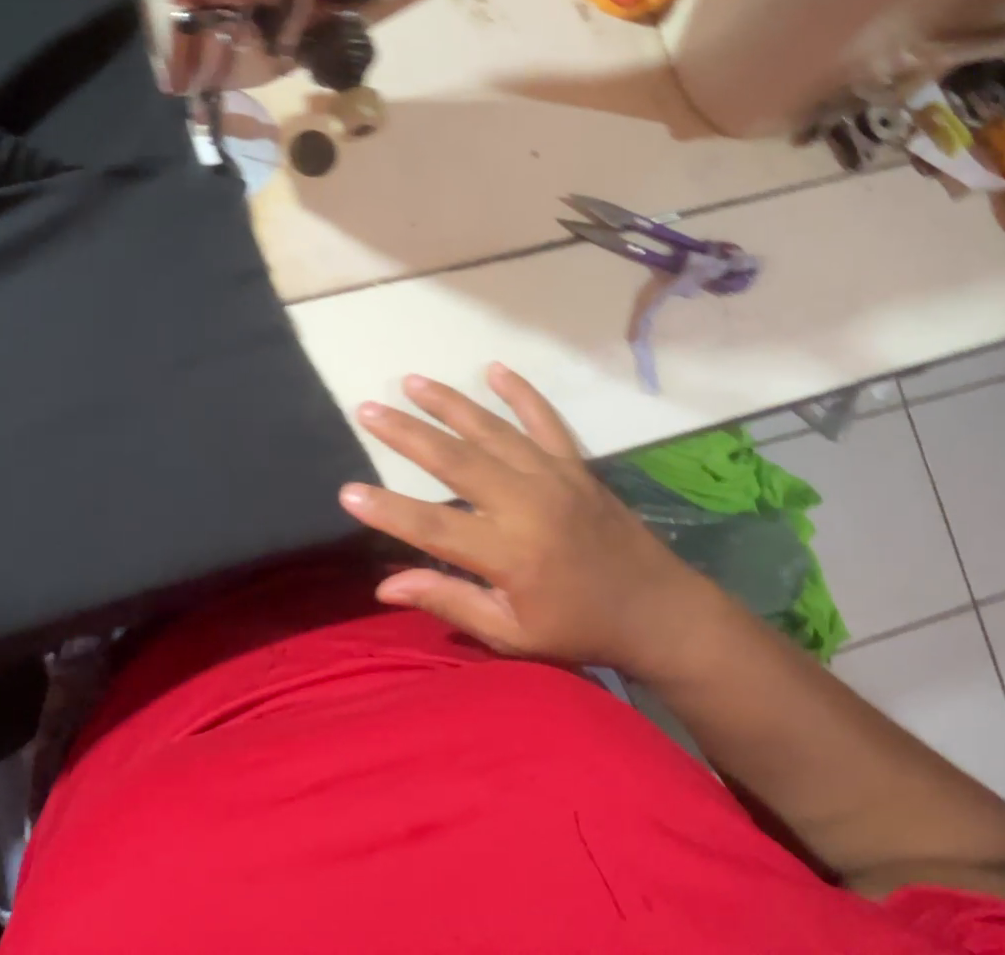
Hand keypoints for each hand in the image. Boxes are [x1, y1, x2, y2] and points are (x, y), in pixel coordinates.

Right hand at [338, 364, 720, 671]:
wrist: (657, 611)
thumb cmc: (577, 629)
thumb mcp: (511, 634)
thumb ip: (450, 602)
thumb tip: (385, 588)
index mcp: (509, 553)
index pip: (433, 526)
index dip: (387, 510)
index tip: (346, 492)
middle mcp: (528, 504)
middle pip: (455, 461)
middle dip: (407, 434)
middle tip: (368, 410)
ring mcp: (554, 477)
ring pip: (493, 431)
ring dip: (450, 404)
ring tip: (412, 382)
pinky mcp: (576, 466)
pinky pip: (545, 420)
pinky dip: (521, 394)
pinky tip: (495, 370)